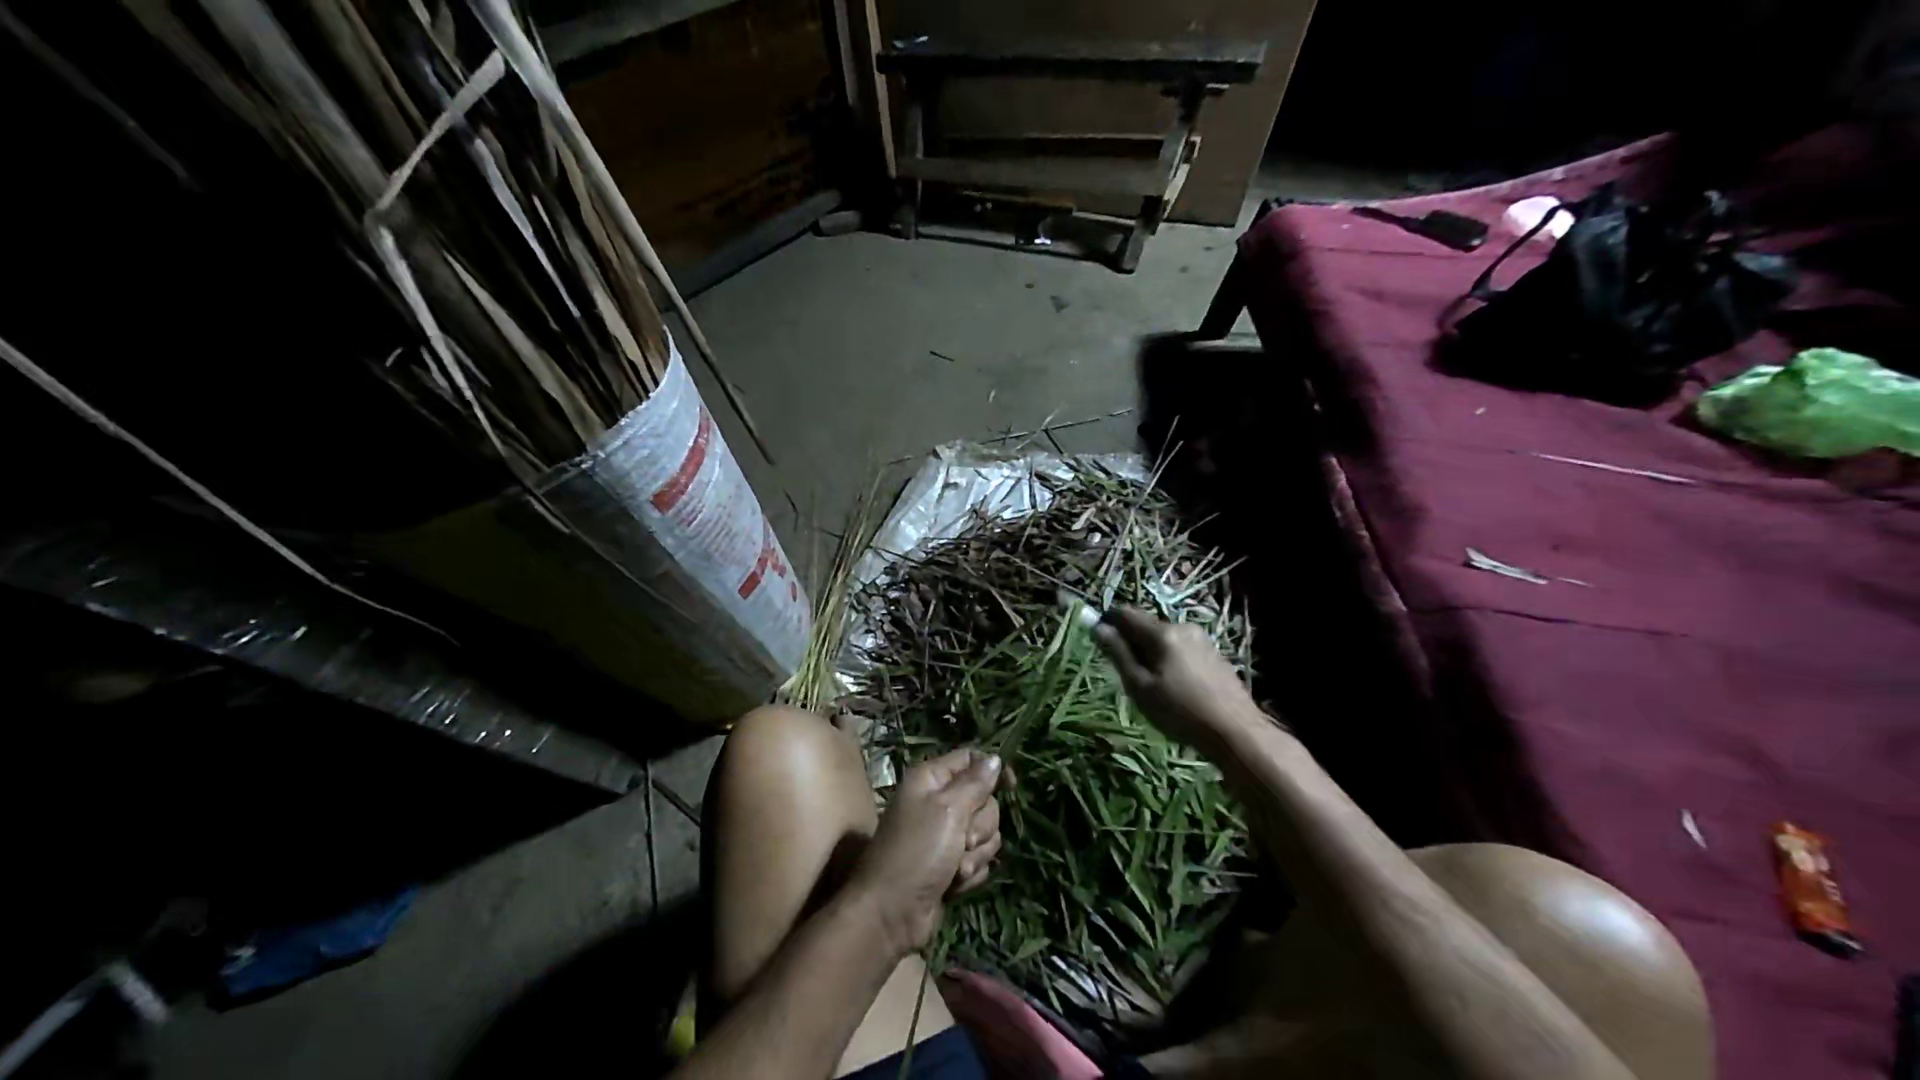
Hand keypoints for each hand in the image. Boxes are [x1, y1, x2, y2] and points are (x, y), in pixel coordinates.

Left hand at [849, 748, 1006, 955]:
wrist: (892, 913)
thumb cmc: (916, 852)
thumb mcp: (947, 810)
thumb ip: (975, 782)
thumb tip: (994, 758)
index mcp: (931, 779)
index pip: (970, 758)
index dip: (992, 770)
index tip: (1011, 786)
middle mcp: (939, 802)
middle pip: (985, 800)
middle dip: (980, 826)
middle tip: (962, 840)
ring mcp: (946, 835)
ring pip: (986, 833)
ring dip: (975, 854)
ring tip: (955, 868)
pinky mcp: (952, 864)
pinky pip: (980, 860)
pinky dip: (971, 872)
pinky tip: (954, 883)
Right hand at [1093, 607, 1265, 747]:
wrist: (1236, 731)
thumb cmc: (1181, 712)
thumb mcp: (1140, 688)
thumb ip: (1118, 654)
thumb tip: (1098, 628)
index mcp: (1162, 633)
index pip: (1125, 613)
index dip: (1108, 622)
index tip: (1101, 643)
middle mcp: (1182, 627)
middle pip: (1146, 625)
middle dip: (1132, 642)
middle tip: (1128, 674)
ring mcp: (1202, 639)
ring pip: (1165, 637)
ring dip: (1152, 652)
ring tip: (1154, 685)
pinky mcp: (1214, 653)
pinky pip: (1182, 647)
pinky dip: (1171, 659)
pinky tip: (1177, 686)